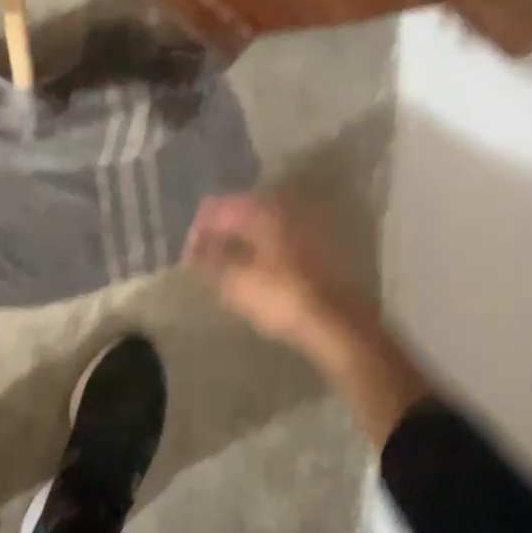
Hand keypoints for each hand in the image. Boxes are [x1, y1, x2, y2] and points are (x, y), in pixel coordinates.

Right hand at [183, 193, 373, 357]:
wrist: (342, 326)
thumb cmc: (283, 299)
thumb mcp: (234, 284)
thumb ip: (208, 263)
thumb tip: (193, 253)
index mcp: (261, 209)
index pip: (216, 206)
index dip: (197, 230)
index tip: (189, 257)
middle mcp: (286, 208)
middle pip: (241, 211)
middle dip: (221, 233)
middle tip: (207, 260)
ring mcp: (308, 226)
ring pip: (263, 226)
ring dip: (243, 242)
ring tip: (231, 269)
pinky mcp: (322, 247)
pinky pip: (282, 240)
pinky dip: (265, 251)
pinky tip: (259, 274)